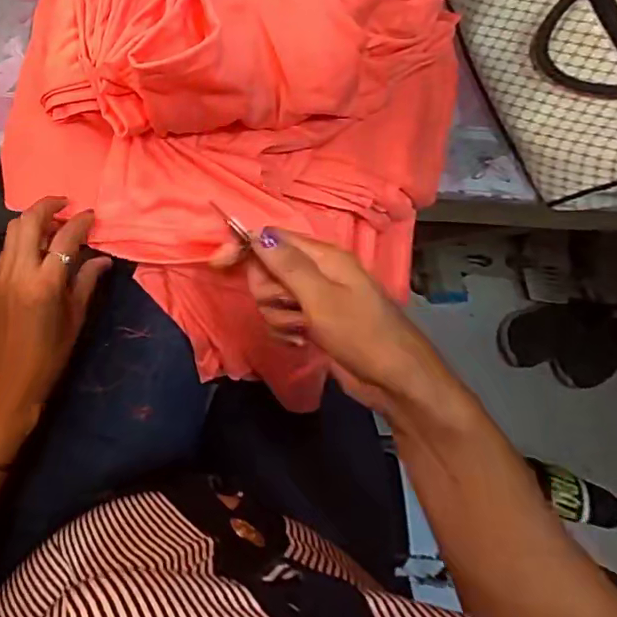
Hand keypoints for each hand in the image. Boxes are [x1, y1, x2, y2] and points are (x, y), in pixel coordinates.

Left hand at [0, 196, 111, 464]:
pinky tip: (36, 252)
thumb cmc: (51, 353)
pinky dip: (22, 241)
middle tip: (66, 206)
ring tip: (52, 226)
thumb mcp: (76, 317)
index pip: (64, 237)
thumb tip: (101, 257)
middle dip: (48, 206)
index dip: (80, 221)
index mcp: (44, 283)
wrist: (10, 378)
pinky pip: (6, 249)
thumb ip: (87, 281)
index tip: (91, 215)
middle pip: (29, 220)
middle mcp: (18, 271)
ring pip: (13, 230)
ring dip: (33, 220)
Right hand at [210, 227, 448, 418]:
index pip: (270, 238)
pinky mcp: (312, 322)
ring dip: (278, 316)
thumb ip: (286, 265)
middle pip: (266, 270)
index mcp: (323, 256)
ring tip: (303, 329)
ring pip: (270, 297)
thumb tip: (255, 233)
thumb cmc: (363, 335)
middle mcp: (317, 272)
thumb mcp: (321, 298)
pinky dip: (285, 330)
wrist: (397, 383)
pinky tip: (303, 341)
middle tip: (290, 307)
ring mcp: (315, 298)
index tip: (219, 264)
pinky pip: (280, 318)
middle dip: (268, 292)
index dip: (243, 248)